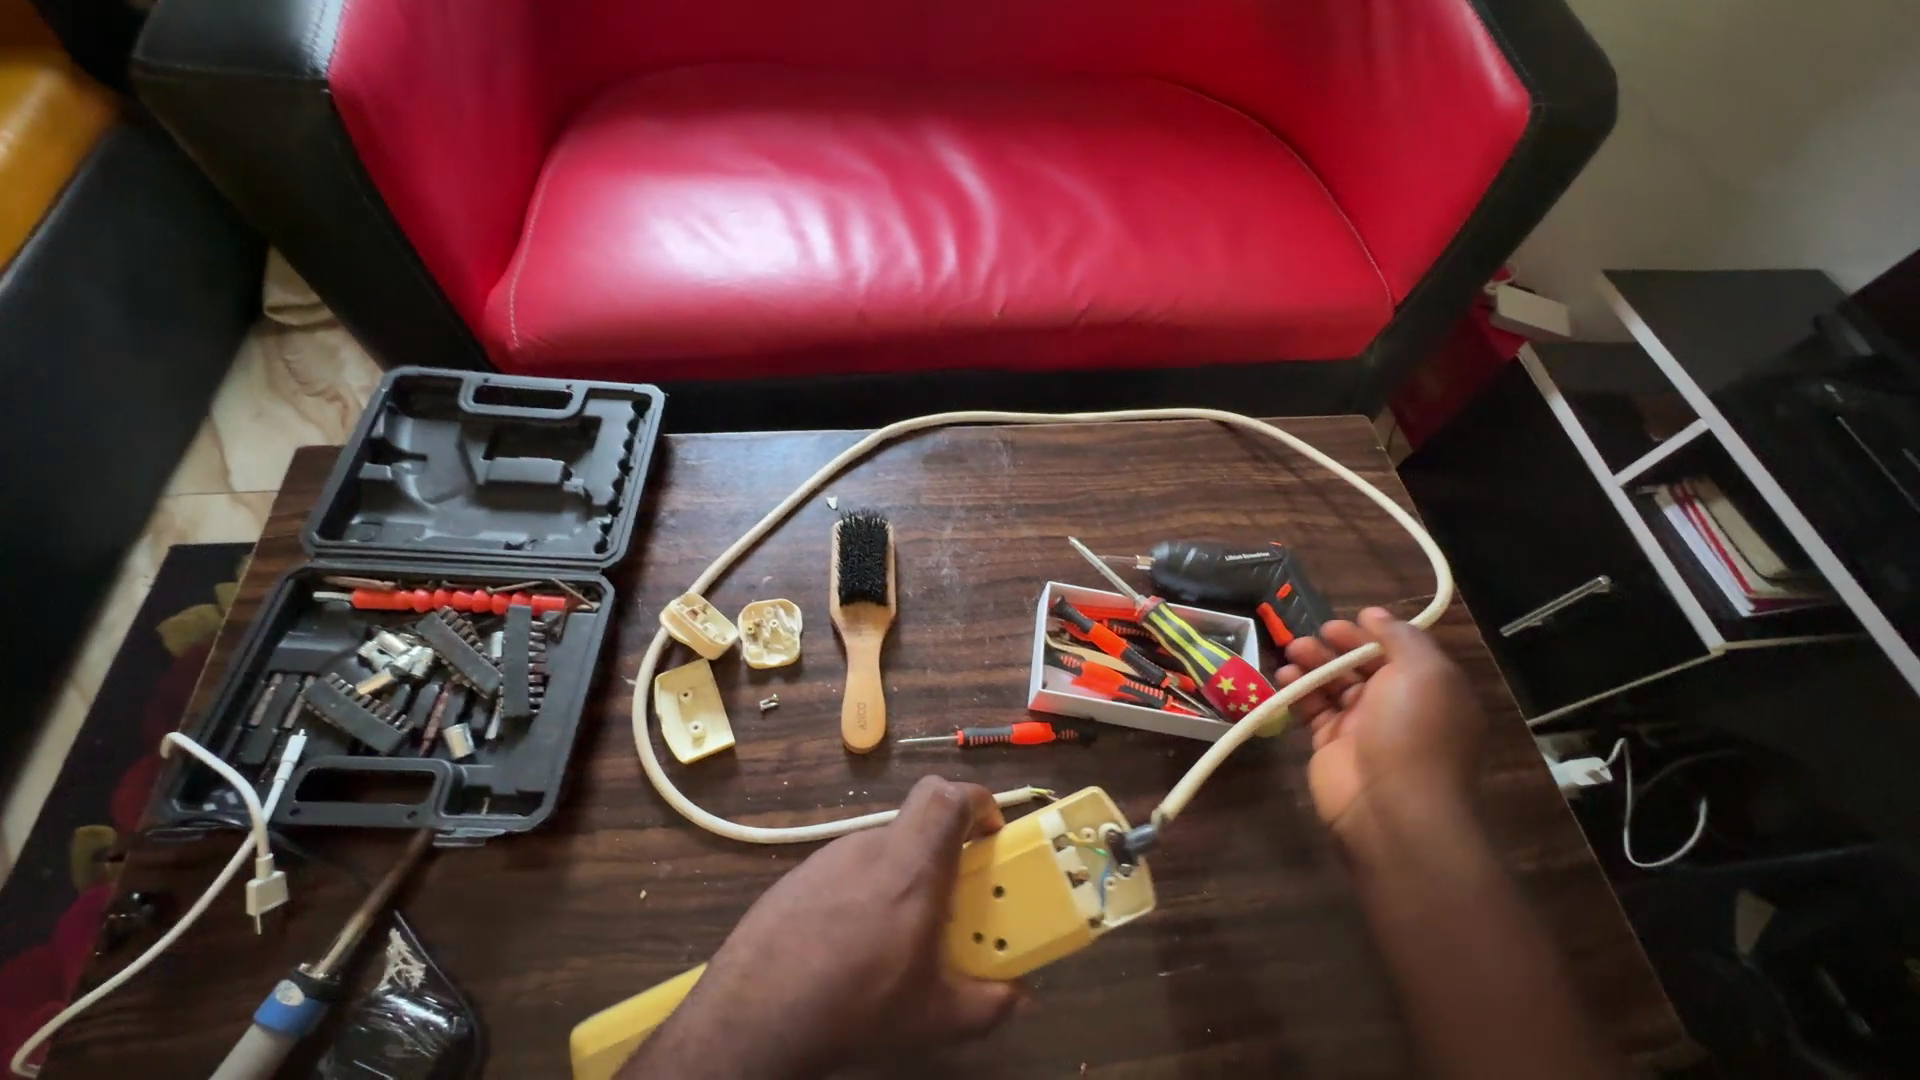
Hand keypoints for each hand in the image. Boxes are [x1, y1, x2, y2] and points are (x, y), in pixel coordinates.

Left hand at [636, 777, 1021, 1078]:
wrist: (753, 1014)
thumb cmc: (855, 1006)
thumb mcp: (933, 1018)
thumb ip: (988, 1005)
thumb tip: (1021, 998)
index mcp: (913, 868)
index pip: (950, 796)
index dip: (979, 800)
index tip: (992, 832)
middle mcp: (872, 848)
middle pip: (919, 810)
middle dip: (948, 834)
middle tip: (955, 882)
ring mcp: (830, 856)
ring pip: (884, 842)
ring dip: (905, 866)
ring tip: (899, 925)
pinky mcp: (799, 873)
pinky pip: (848, 864)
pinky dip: (866, 884)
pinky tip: (851, 936)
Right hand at [1275, 608, 1484, 842]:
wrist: (1391, 804)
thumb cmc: (1413, 730)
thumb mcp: (1424, 672)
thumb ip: (1401, 638)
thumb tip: (1376, 616)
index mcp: (1429, 689)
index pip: (1400, 651)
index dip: (1375, 633)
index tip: (1349, 619)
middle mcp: (1398, 706)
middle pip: (1363, 665)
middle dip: (1339, 645)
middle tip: (1314, 634)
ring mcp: (1362, 726)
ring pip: (1334, 683)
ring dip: (1313, 663)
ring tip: (1292, 651)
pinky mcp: (1330, 744)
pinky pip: (1311, 708)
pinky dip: (1296, 690)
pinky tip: (1283, 677)